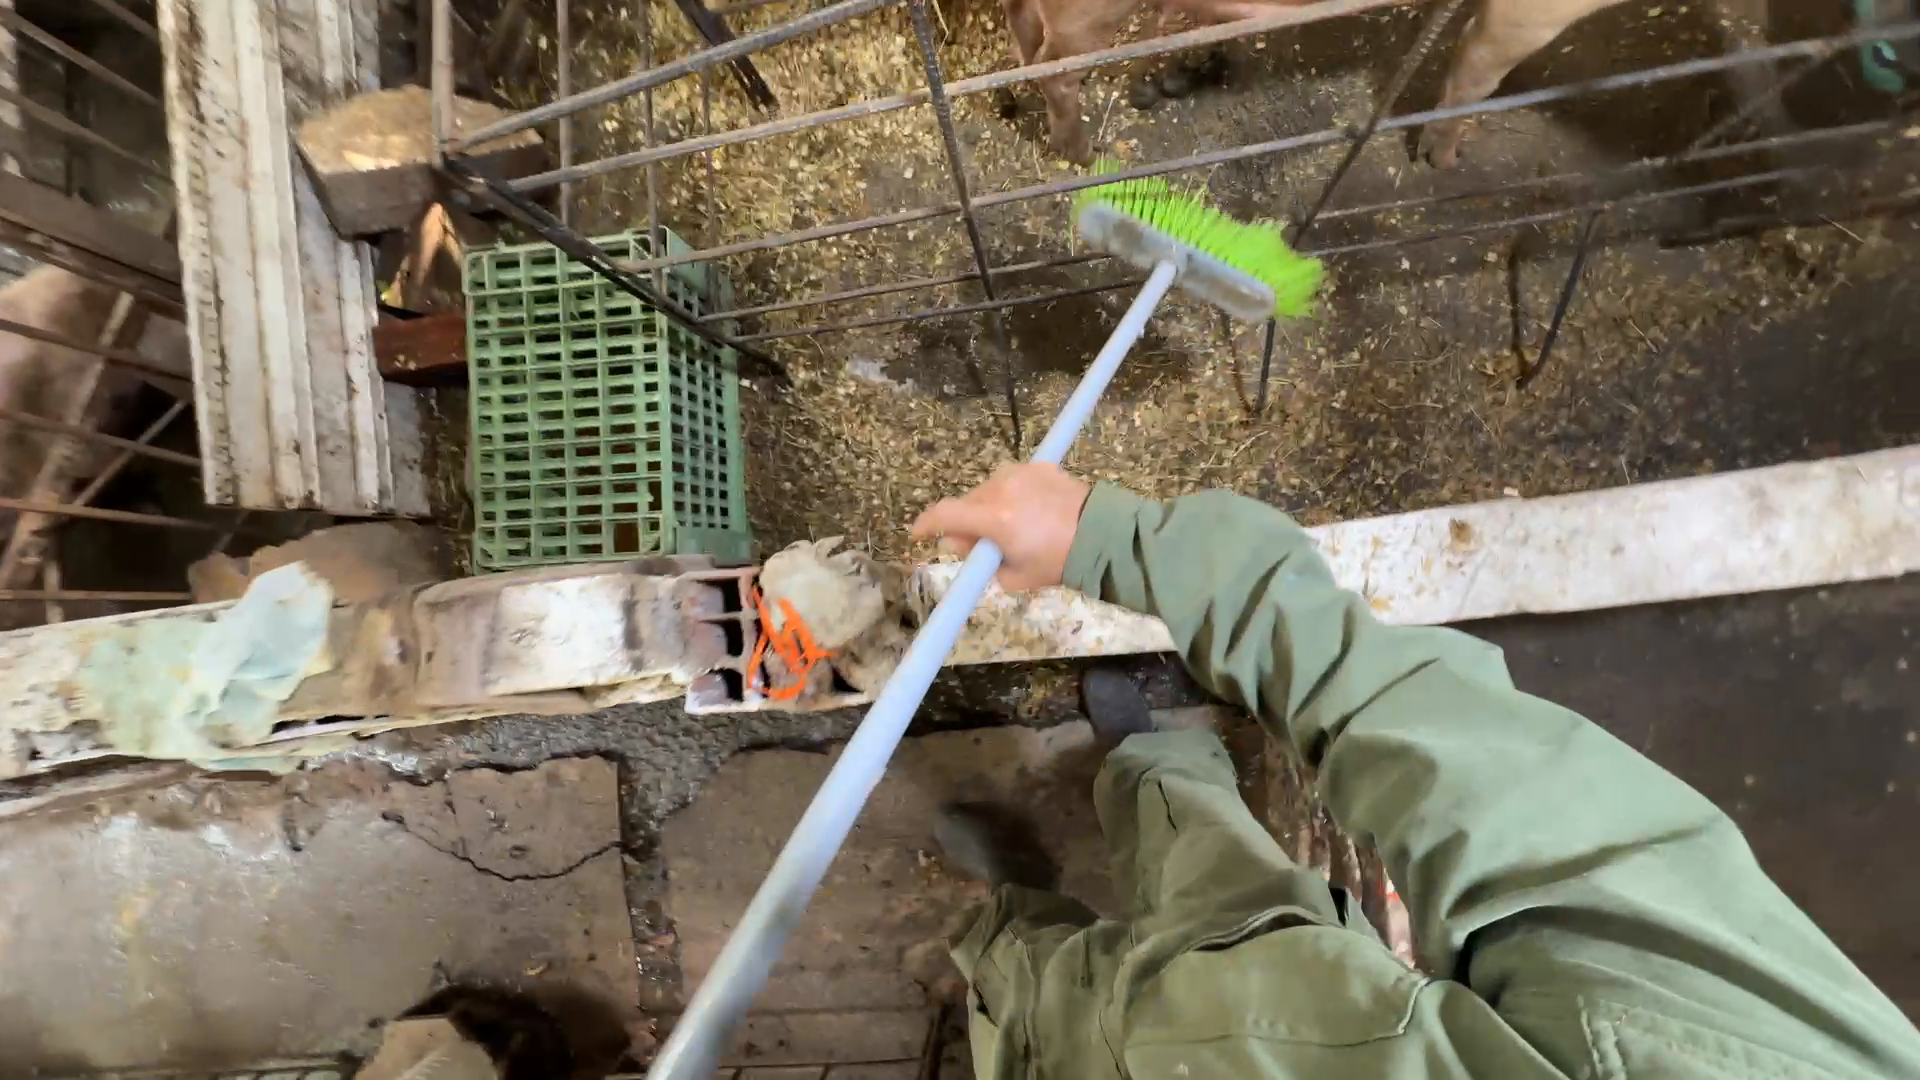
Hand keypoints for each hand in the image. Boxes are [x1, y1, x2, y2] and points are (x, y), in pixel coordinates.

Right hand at [910, 463, 1091, 590]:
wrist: (1103, 534)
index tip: (917, 534)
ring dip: (988, 507)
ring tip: (1010, 527)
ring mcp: (1021, 473)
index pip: (945, 515)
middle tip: (980, 545)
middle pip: (967, 503)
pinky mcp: (1038, 466)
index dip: (926, 525)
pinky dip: (1011, 495)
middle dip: (966, 523)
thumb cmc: (1058, 561)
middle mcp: (1002, 488)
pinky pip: (1012, 481)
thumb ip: (981, 563)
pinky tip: (1029, 511)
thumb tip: (963, 545)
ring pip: (988, 490)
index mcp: (995, 518)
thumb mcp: (1014, 577)